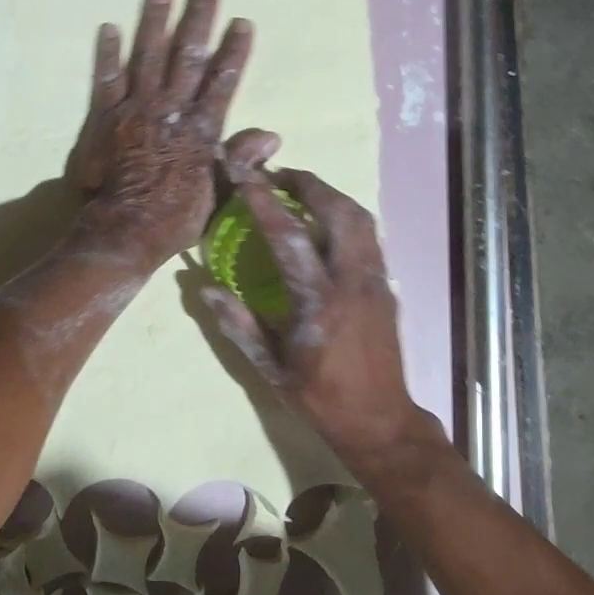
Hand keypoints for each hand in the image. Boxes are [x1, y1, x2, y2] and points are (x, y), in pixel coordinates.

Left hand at [67, 0, 271, 263]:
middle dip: (198, 20)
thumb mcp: (218, 194)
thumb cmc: (175, 218)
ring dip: (154, 21)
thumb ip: (241, 161)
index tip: (241, 22)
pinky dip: (108, 53)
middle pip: (188, 56)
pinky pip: (107, 78)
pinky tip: (109, 27)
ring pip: (148, 56)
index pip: (223, 80)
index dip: (233, 50)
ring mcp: (136, 109)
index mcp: (201, 128)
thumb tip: (272, 135)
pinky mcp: (105, 117)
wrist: (125, 228)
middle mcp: (171, 109)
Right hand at [199, 167, 426, 471]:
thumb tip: (206, 289)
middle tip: (278, 174)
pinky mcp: (387, 287)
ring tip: (301, 189)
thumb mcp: (271, 369)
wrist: (381, 421)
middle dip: (309, 184)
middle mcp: (353, 282)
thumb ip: (239, 326)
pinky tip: (326, 222)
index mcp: (318, 302)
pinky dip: (346, 216)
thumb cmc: (320, 398)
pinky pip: (369, 236)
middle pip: (339, 212)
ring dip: (331, 196)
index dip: (264, 201)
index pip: (289, 237)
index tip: (245, 174)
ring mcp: (376, 282)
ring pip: (361, 219)